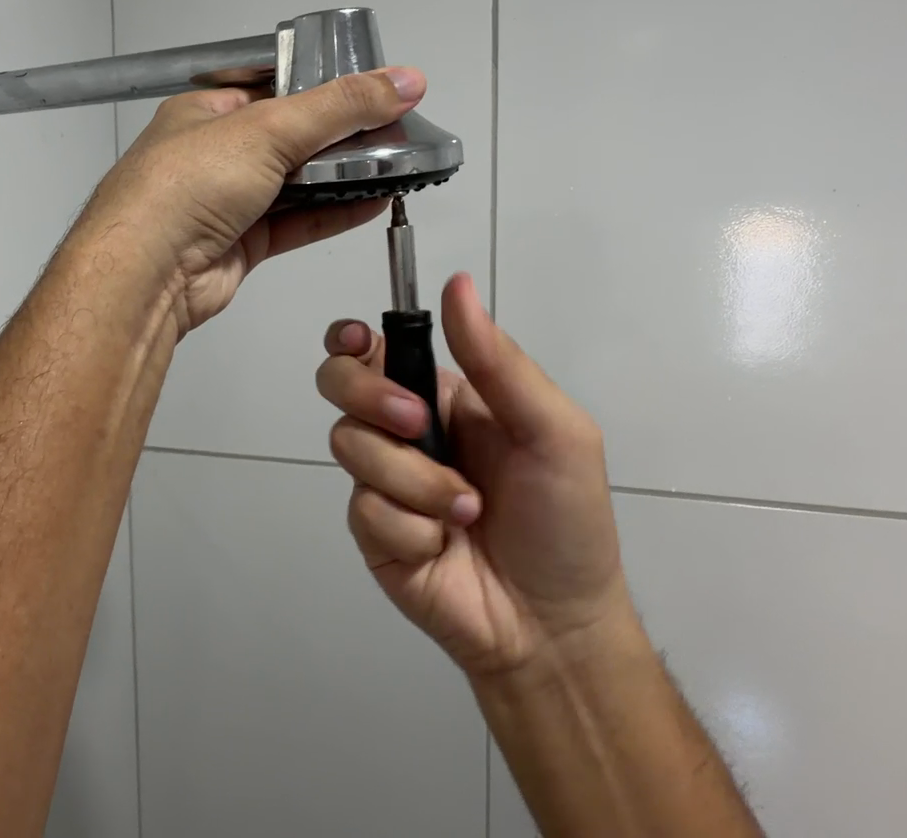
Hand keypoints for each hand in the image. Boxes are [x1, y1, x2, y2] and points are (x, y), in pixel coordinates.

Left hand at [72, 67, 426, 333]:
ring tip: (396, 164)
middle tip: (394, 129)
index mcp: (205, 113)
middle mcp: (213, 156)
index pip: (273, 89)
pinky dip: (333, 212)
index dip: (323, 88)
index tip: (372, 89)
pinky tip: (371, 201)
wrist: (146, 274)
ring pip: (295, 183)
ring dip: (342, 176)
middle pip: (289, 138)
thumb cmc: (180, 189)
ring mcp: (226, 203)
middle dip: (339, 137)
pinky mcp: (240, 244)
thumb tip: (400, 81)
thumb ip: (338, 108)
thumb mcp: (267, 128)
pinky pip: (295, 222)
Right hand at [316, 272, 633, 678]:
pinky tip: (443, 548)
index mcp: (443, 397)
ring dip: (414, 480)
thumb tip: (457, 282)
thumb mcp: (555, 431)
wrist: (553, 623)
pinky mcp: (371, 531)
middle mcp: (403, 431)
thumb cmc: (567, 518)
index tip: (356, 342)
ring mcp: (382, 482)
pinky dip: (410, 528)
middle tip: (415, 423)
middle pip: (339, 385)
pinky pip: (366, 510)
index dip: (350, 339)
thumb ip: (499, 363)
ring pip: (352, 447)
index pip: (376, 349)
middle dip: (369, 397)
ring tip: (466, 513)